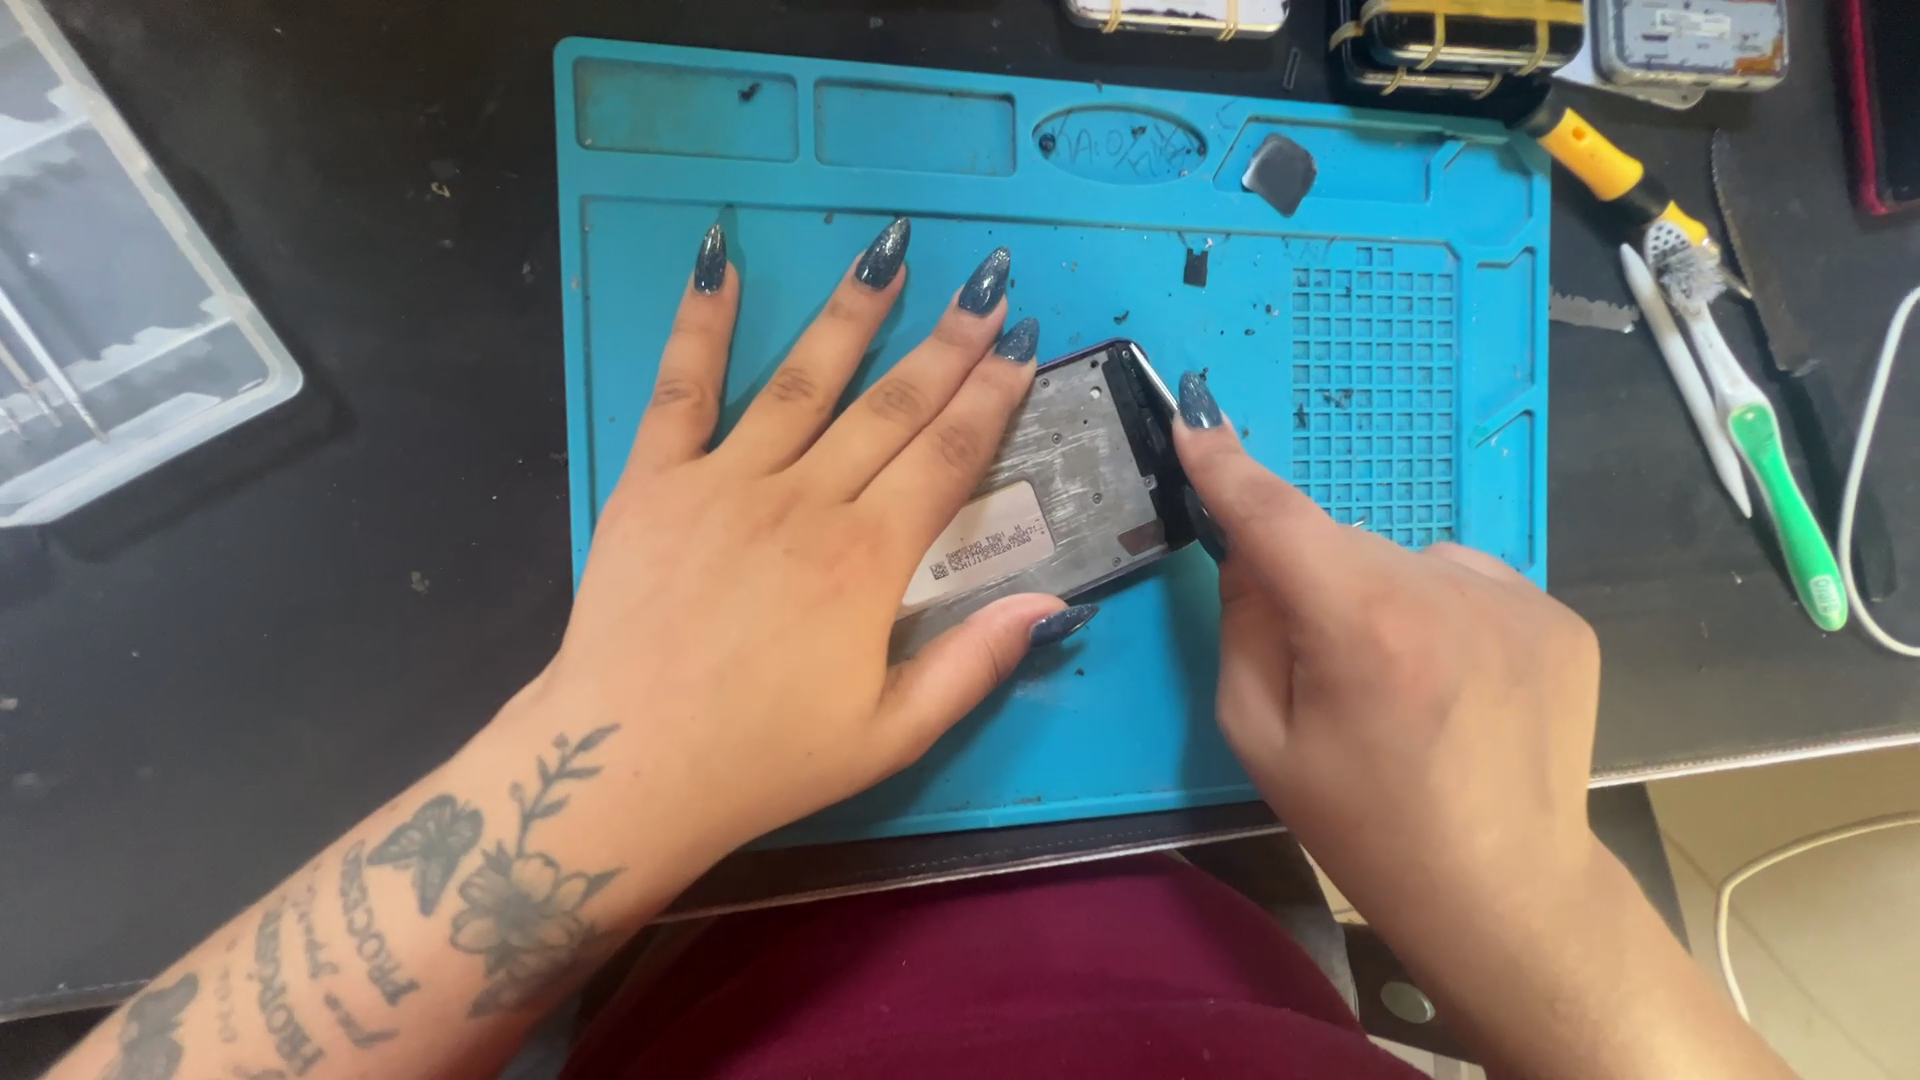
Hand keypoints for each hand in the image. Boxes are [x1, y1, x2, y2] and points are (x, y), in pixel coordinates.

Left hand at [528, 220, 1078, 867]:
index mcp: (867, 561)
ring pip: (804, 381)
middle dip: (948, 345)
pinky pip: (681, 388)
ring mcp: (724, 482)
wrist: (622, 770)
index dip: (992, 399)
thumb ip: (974, 665)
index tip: (1023, 347)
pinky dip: (700, 325)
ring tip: (889, 254)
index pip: (948, 458)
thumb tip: (1055, 604)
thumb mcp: (890, 736)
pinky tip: (718, 263)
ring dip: (851, 314)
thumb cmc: (764, 760)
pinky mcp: (654, 481)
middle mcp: (804, 502)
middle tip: (986, 287)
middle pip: (892, 408)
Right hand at [1171, 373, 1602, 946]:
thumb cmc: (1358, 819)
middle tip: (1311, 653)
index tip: (1194, 420)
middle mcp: (1444, 594)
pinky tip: (1445, 673)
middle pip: (1336, 543)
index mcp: (1361, 629)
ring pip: (1395, 558)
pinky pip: (1455, 577)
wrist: (1502, 888)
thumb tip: (1248, 552)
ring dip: (1369, 591)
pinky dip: (1428, 605)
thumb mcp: (1257, 731)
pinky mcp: (1555, 613)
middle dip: (1304, 573)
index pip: (1276, 518)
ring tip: (1391, 676)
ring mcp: (1514, 598)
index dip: (1228, 467)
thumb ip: (1242, 624)